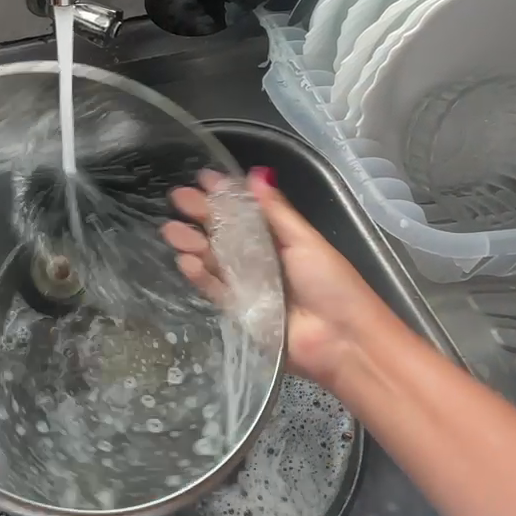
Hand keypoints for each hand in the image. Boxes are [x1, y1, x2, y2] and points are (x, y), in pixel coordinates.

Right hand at [161, 167, 393, 387]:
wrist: (343, 342)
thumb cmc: (332, 285)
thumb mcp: (305, 241)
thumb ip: (276, 211)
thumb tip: (256, 173)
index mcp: (277, 237)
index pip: (244, 209)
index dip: (223, 193)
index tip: (201, 177)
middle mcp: (258, 257)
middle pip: (222, 231)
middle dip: (199, 213)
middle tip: (177, 198)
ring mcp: (246, 283)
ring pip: (211, 257)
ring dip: (191, 242)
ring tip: (172, 231)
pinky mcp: (237, 309)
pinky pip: (213, 288)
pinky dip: (197, 275)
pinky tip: (185, 261)